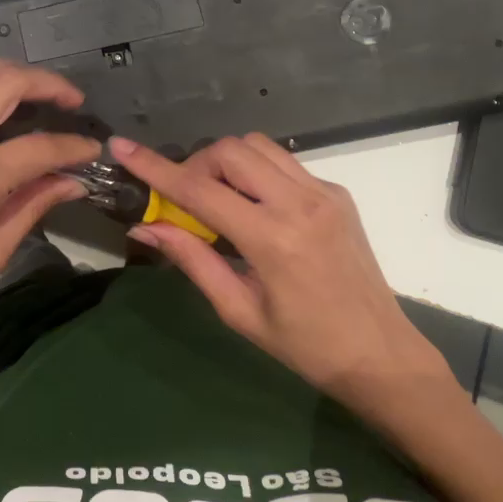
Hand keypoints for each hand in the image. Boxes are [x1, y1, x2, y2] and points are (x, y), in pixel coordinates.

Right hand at [109, 134, 452, 411]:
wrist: (381, 355)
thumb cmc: (304, 346)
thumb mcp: (238, 311)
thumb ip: (191, 259)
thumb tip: (145, 227)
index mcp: (272, 240)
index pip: (199, 190)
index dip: (154, 168)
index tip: (121, 148)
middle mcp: (299, 203)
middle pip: (229, 150)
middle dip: (196, 164)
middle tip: (185, 199)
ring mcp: (323, 193)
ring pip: (257, 146)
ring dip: (226, 162)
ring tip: (219, 198)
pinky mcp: (336, 192)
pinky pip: (283, 161)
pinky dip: (256, 171)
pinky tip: (255, 205)